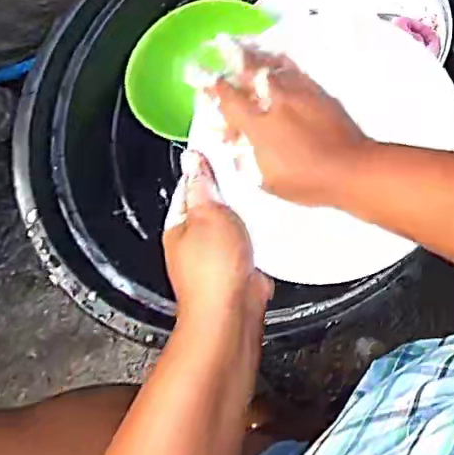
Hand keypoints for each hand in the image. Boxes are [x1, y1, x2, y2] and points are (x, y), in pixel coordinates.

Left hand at [164, 150, 271, 328]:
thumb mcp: (208, 215)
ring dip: (249, 205)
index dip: (207, 165)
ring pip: (236, 216)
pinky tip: (273, 215)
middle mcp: (196, 237)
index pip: (192, 184)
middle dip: (233, 185)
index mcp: (180, 224)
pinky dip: (261, 224)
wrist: (233, 308)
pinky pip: (252, 233)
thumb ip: (203, 186)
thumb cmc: (213, 267)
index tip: (225, 147)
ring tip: (265, 186)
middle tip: (251, 166)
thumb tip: (191, 159)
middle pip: (215, 201)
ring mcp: (220, 250)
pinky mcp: (242, 259)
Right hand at [209, 52, 368, 204]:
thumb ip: (246, 157)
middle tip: (223, 42)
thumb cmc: (308, 180)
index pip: (231, 101)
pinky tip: (280, 61)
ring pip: (276, 68)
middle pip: (253, 74)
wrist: (351, 167)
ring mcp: (303, 95)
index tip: (203, 74)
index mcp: (260, 126)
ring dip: (259, 56)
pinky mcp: (321, 93)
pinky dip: (284, 64)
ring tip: (248, 45)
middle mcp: (279, 104)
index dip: (214, 87)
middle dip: (235, 57)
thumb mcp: (265, 178)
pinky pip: (297, 72)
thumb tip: (236, 141)